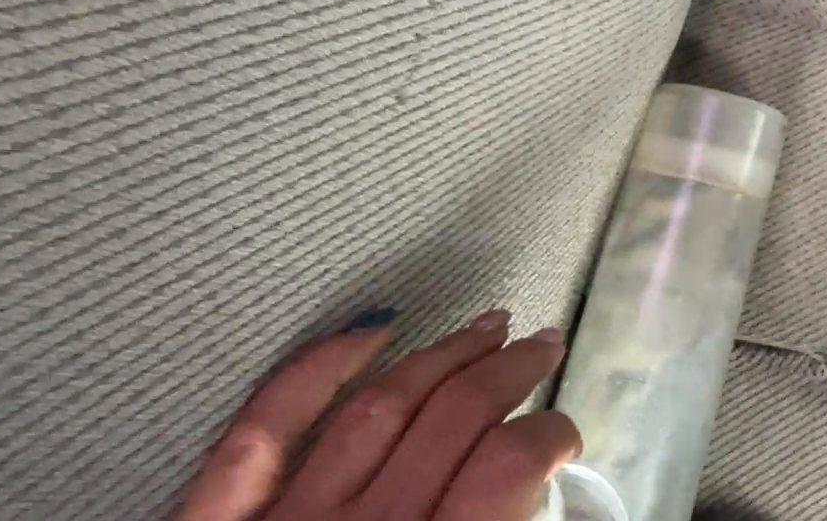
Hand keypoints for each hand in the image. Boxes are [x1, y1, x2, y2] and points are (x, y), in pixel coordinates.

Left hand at [177, 310, 581, 520]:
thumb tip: (542, 508)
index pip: (510, 466)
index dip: (552, 435)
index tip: (564, 438)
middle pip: (456, 415)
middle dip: (514, 368)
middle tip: (543, 343)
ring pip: (383, 403)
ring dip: (447, 352)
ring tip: (490, 324)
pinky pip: (262, 432)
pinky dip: (315, 370)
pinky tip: (372, 330)